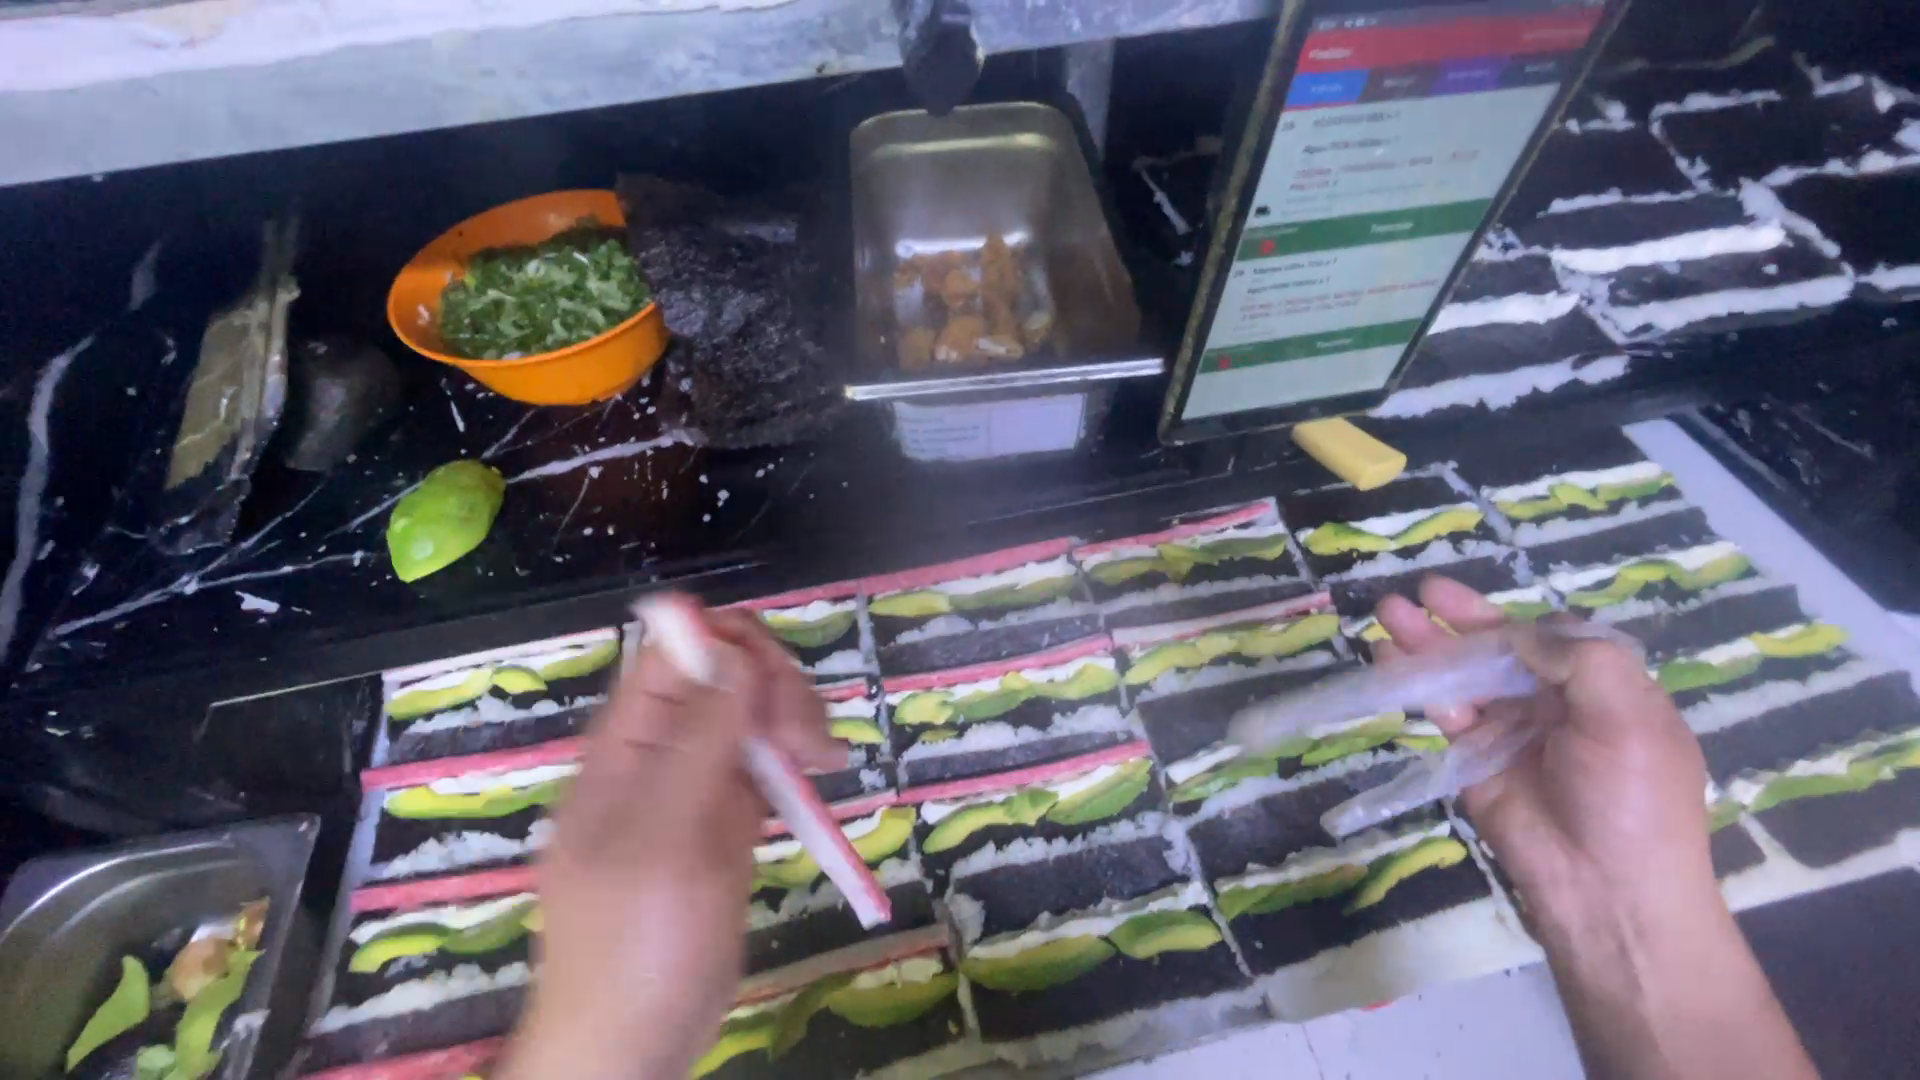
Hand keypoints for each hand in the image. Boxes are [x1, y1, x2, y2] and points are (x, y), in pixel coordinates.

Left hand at [498, 598, 841, 1079]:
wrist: (634, 1044)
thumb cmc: (636, 946)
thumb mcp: (666, 839)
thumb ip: (698, 741)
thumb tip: (736, 651)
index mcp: (630, 741)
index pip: (680, 649)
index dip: (735, 646)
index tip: (778, 691)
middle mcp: (664, 746)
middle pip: (729, 671)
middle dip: (778, 690)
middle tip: (810, 748)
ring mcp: (699, 778)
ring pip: (756, 709)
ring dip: (796, 720)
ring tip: (824, 765)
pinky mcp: (728, 811)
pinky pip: (767, 756)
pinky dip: (798, 756)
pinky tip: (822, 775)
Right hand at [1375, 576, 1815, 1079]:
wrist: (1599, 885)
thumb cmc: (1630, 797)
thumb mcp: (1628, 718)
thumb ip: (1578, 661)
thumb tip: (1513, 633)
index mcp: (1604, 690)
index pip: (1555, 638)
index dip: (1514, 617)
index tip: (1479, 606)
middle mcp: (1555, 702)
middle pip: (1499, 648)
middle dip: (1459, 618)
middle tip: (1419, 590)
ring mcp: (1509, 727)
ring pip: (1463, 673)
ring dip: (1426, 642)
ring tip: (1387, 611)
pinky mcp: (1471, 753)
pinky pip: (1441, 707)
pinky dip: (1414, 681)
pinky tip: (1387, 656)